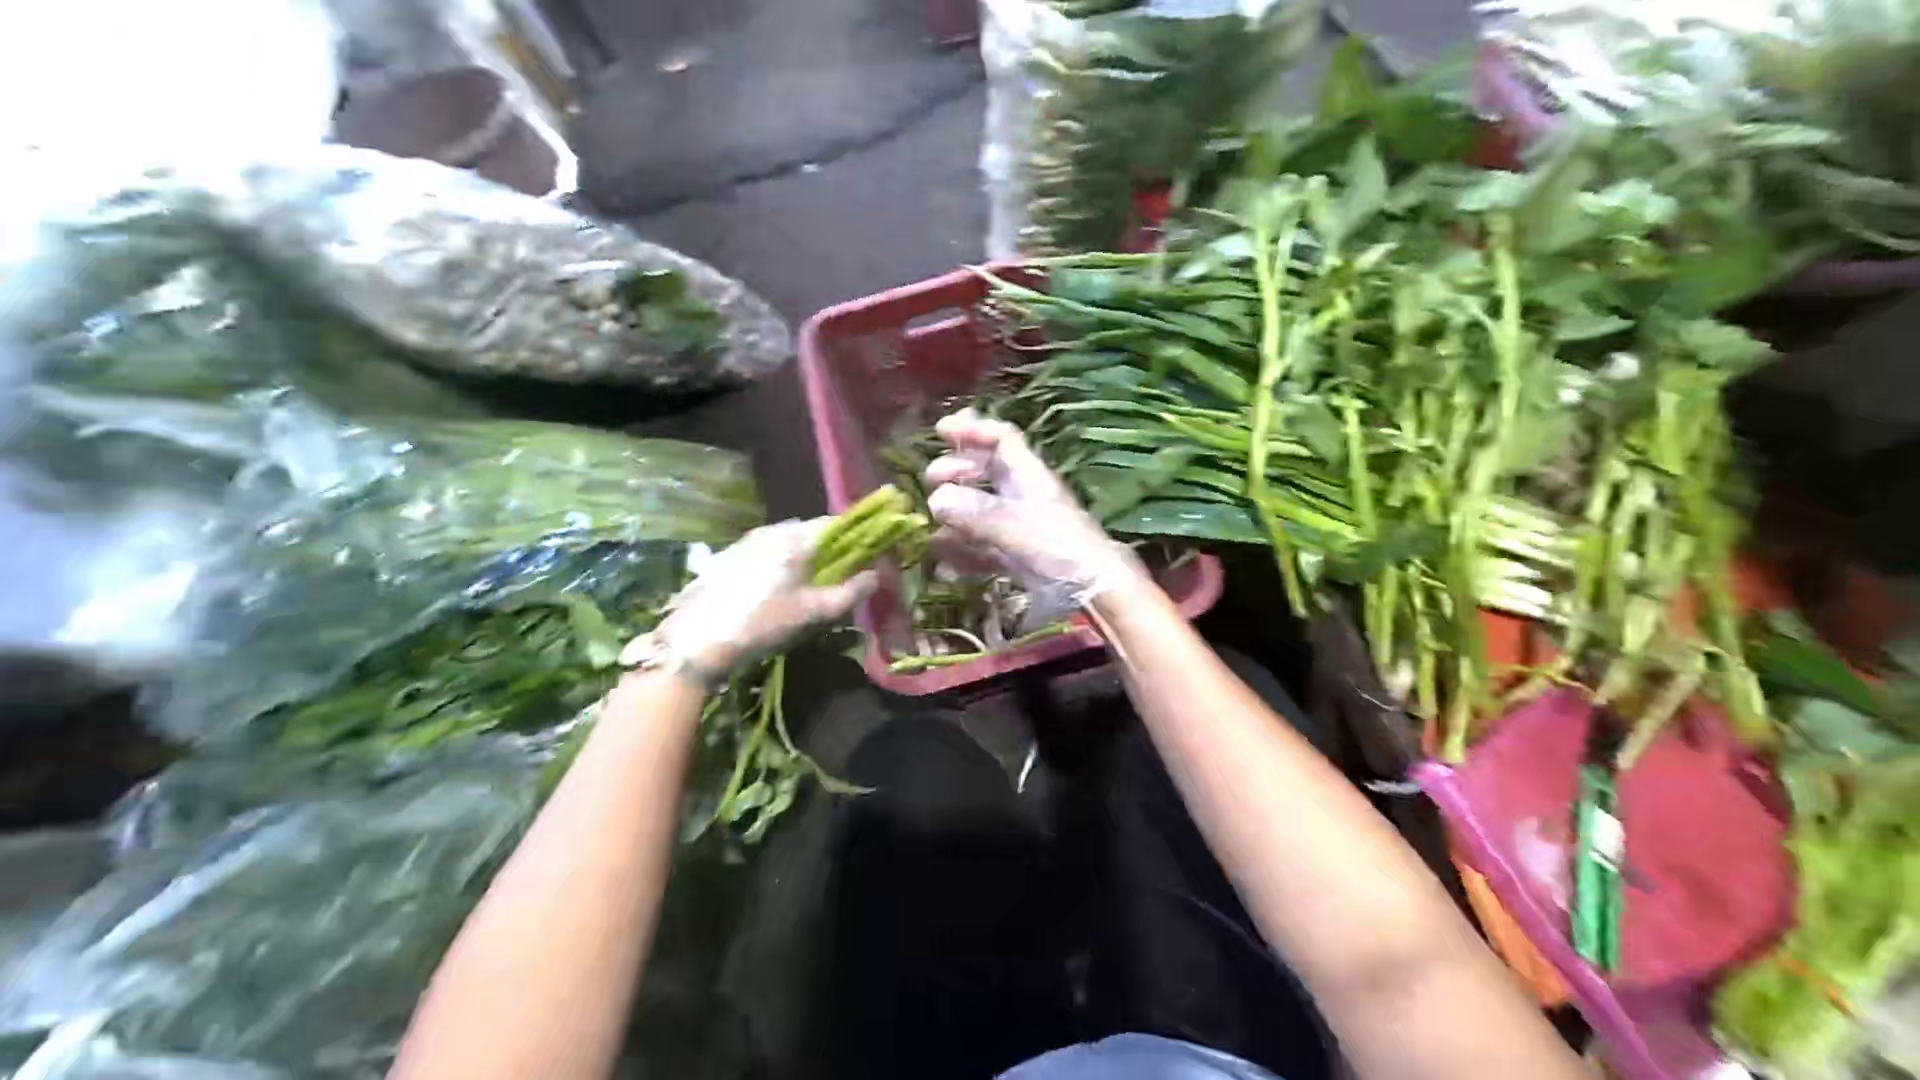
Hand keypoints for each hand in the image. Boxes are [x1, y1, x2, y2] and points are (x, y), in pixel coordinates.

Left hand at [619, 518, 877, 679]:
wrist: (699, 638)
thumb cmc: (763, 622)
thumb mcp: (813, 612)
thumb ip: (850, 592)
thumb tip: (876, 575)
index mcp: (796, 538)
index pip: (836, 523)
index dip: (856, 537)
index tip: (868, 556)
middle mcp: (772, 530)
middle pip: (811, 532)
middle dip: (830, 550)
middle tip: (839, 577)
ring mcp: (747, 541)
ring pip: (787, 541)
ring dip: (803, 557)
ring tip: (808, 586)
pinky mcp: (729, 555)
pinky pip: (766, 551)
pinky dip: (780, 563)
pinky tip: (775, 590)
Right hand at [923, 409, 1147, 607]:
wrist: (1092, 589)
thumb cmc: (1058, 546)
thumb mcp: (1014, 525)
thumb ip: (975, 512)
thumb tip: (936, 499)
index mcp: (1028, 475)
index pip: (1001, 439)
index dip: (972, 429)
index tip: (941, 431)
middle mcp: (1023, 495)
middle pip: (987, 470)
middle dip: (957, 469)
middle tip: (931, 478)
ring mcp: (1019, 525)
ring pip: (981, 509)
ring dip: (955, 512)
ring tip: (932, 520)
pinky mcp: (1017, 554)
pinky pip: (983, 544)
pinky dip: (963, 549)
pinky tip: (943, 559)